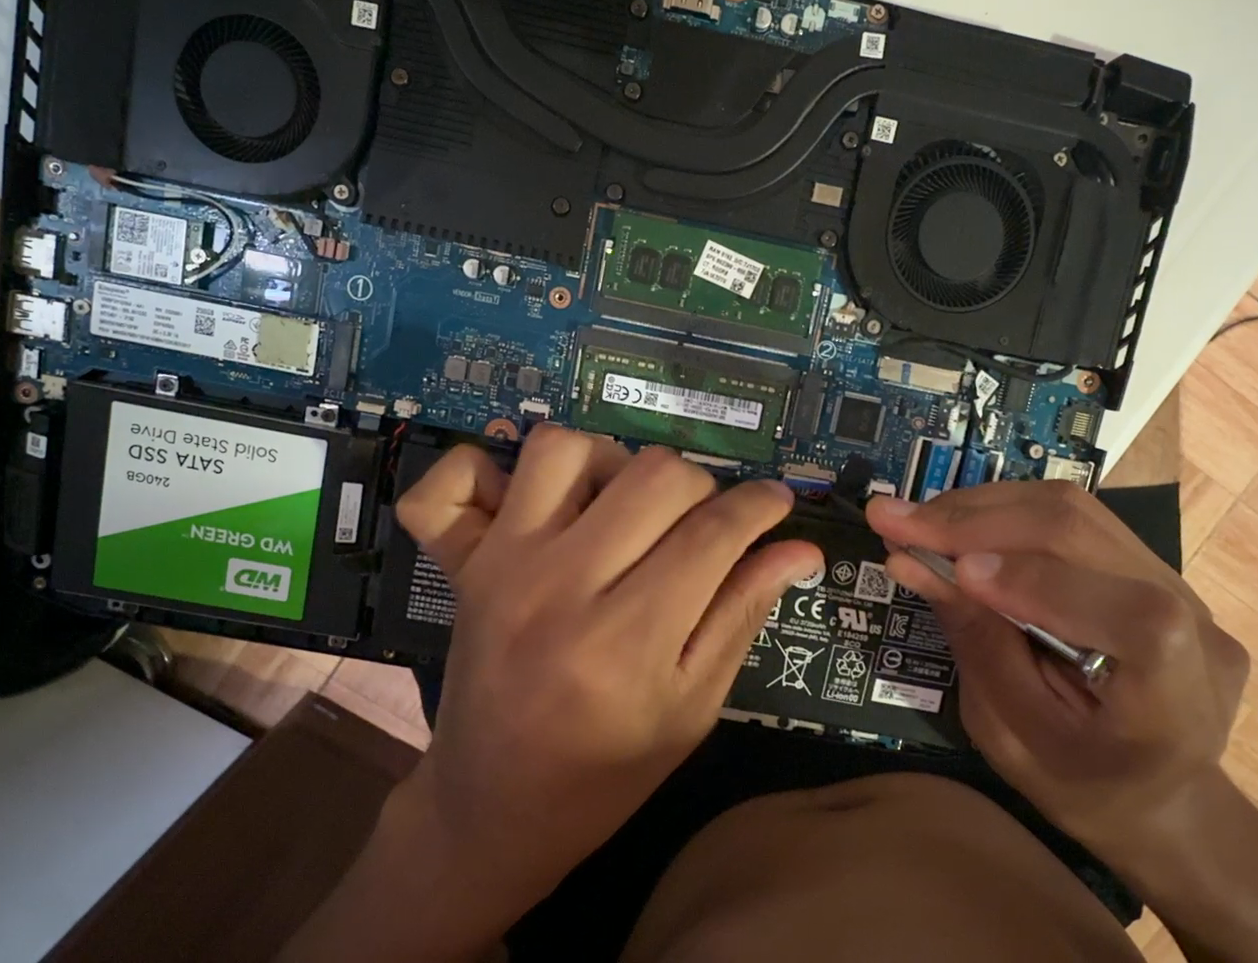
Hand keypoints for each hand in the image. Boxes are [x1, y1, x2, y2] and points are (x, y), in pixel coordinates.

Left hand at [395, 427, 823, 880]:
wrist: (493, 808)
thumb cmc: (605, 774)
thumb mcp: (691, 709)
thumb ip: (741, 615)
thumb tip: (800, 547)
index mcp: (627, 640)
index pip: (713, 532)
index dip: (760, 506)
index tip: (777, 502)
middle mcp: (561, 585)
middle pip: (654, 475)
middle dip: (700, 487)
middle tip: (702, 526)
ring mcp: (503, 565)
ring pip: (567, 448)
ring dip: (612, 464)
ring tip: (624, 511)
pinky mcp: (463, 562)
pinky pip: (457, 476)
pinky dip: (493, 468)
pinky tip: (536, 504)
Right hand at [866, 482, 1246, 858]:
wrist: (1154, 790)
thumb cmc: (1077, 784)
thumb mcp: (1012, 734)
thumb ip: (975, 643)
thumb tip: (908, 560)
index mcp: (1177, 699)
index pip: (1132, 617)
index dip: (1039, 583)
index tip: (952, 570)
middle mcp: (1197, 625)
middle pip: (1087, 536)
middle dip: (979, 522)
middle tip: (894, 518)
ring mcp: (1180, 585)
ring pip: (1075, 512)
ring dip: (981, 508)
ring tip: (916, 518)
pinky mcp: (1151, 565)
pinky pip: (1074, 519)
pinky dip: (1003, 513)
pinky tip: (956, 523)